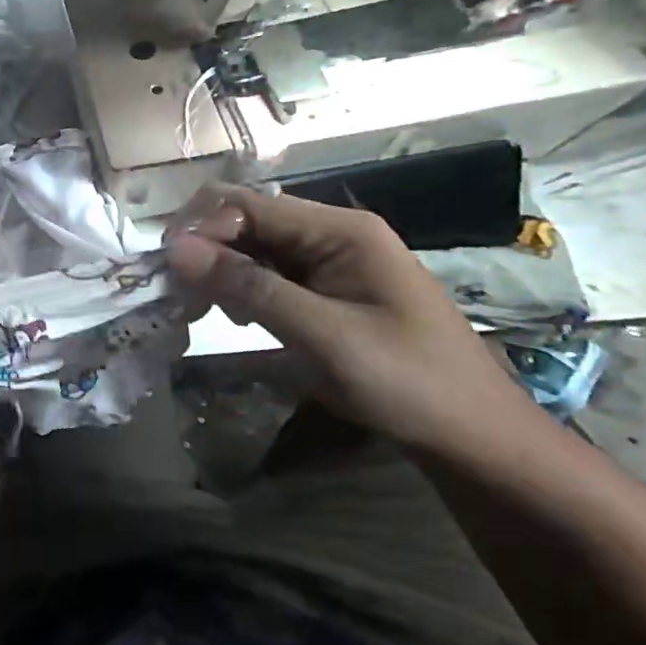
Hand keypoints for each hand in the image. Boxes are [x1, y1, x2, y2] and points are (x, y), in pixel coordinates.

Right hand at [163, 186, 528, 450]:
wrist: (476, 439)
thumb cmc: (409, 383)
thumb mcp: (324, 335)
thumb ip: (249, 287)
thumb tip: (177, 248)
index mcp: (340, 229)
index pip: (249, 204)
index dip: (202, 228)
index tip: (169, 270)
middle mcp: (332, 233)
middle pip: (248, 222)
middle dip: (207, 250)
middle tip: (179, 295)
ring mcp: (331, 261)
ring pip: (254, 249)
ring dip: (221, 271)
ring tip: (202, 309)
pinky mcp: (327, 290)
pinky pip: (271, 275)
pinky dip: (244, 290)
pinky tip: (238, 317)